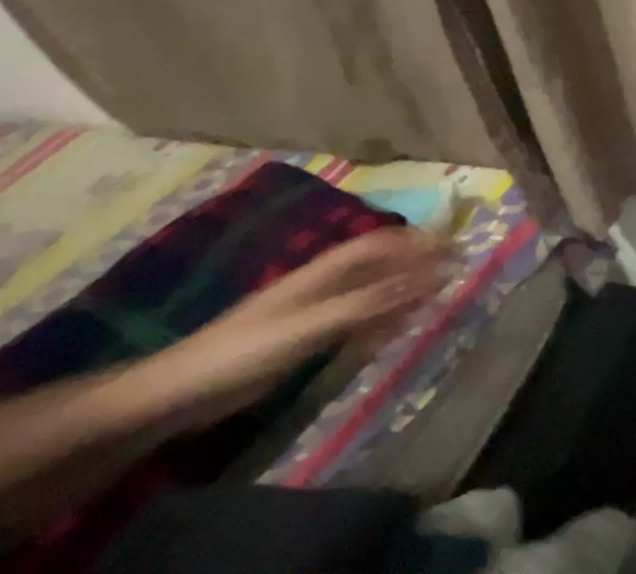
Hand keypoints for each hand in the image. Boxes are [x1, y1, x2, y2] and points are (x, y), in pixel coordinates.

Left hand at [139, 228, 450, 424]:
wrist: (180, 393)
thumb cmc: (244, 352)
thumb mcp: (312, 325)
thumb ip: (369, 303)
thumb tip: (426, 278)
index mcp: (321, 274)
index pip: (379, 245)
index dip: (417, 241)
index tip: (454, 244)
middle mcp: (322, 285)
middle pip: (378, 264)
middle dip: (416, 261)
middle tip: (455, 266)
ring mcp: (313, 312)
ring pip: (371, 290)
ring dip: (404, 287)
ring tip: (438, 291)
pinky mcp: (306, 338)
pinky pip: (358, 319)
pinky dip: (384, 316)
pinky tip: (398, 326)